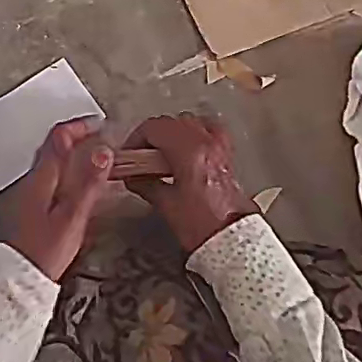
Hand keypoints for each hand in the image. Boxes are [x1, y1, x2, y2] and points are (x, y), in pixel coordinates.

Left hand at [10, 118, 113, 280]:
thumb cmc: (45, 251)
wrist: (22, 279)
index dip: (80, 126)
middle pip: (55, 145)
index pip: (59, 137)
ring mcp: (34, 193)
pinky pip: (56, 177)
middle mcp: (36, 181)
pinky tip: (84, 182)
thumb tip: (102, 153)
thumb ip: (89, 183)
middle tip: (100, 135)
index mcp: (43, 178)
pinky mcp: (37, 207)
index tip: (100, 124)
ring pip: (55, 161)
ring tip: (97, 154)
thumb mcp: (73, 216)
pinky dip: (72, 169)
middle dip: (78, 135)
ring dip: (75, 152)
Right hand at [121, 115, 255, 253]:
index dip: (136, 138)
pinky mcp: (227, 154)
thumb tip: (132, 176)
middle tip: (139, 155)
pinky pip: (208, 130)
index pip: (155, 128)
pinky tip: (186, 149)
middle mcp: (206, 143)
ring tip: (160, 154)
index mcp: (189, 152)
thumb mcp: (166, 205)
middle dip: (151, 136)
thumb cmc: (203, 226)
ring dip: (171, 132)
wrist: (233, 238)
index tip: (129, 152)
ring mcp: (219, 146)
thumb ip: (145, 184)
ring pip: (189, 123)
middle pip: (171, 122)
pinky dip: (194, 133)